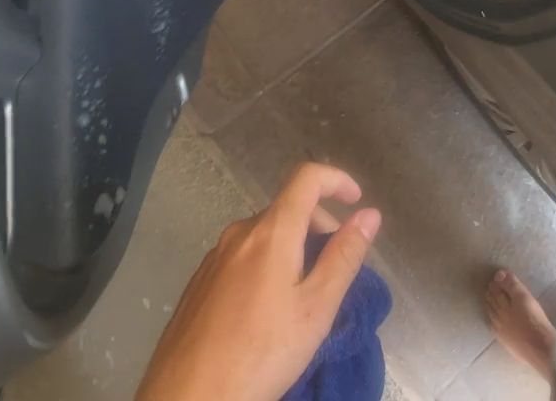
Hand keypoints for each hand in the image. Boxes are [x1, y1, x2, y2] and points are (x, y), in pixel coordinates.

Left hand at [136, 162, 382, 400]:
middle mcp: (239, 234)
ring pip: (265, 233)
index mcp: (270, 232)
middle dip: (320, 224)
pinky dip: (267, 262)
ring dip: (293, 246)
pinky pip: (243, 255)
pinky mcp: (199, 283)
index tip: (357, 201)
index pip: (306, 177)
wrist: (186, 400)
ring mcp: (214, 258)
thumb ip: (344, 256)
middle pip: (287, 207)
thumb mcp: (315, 309)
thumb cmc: (260, 354)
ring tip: (303, 294)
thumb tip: (369, 214)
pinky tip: (266, 309)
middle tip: (335, 267)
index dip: (337, 180)